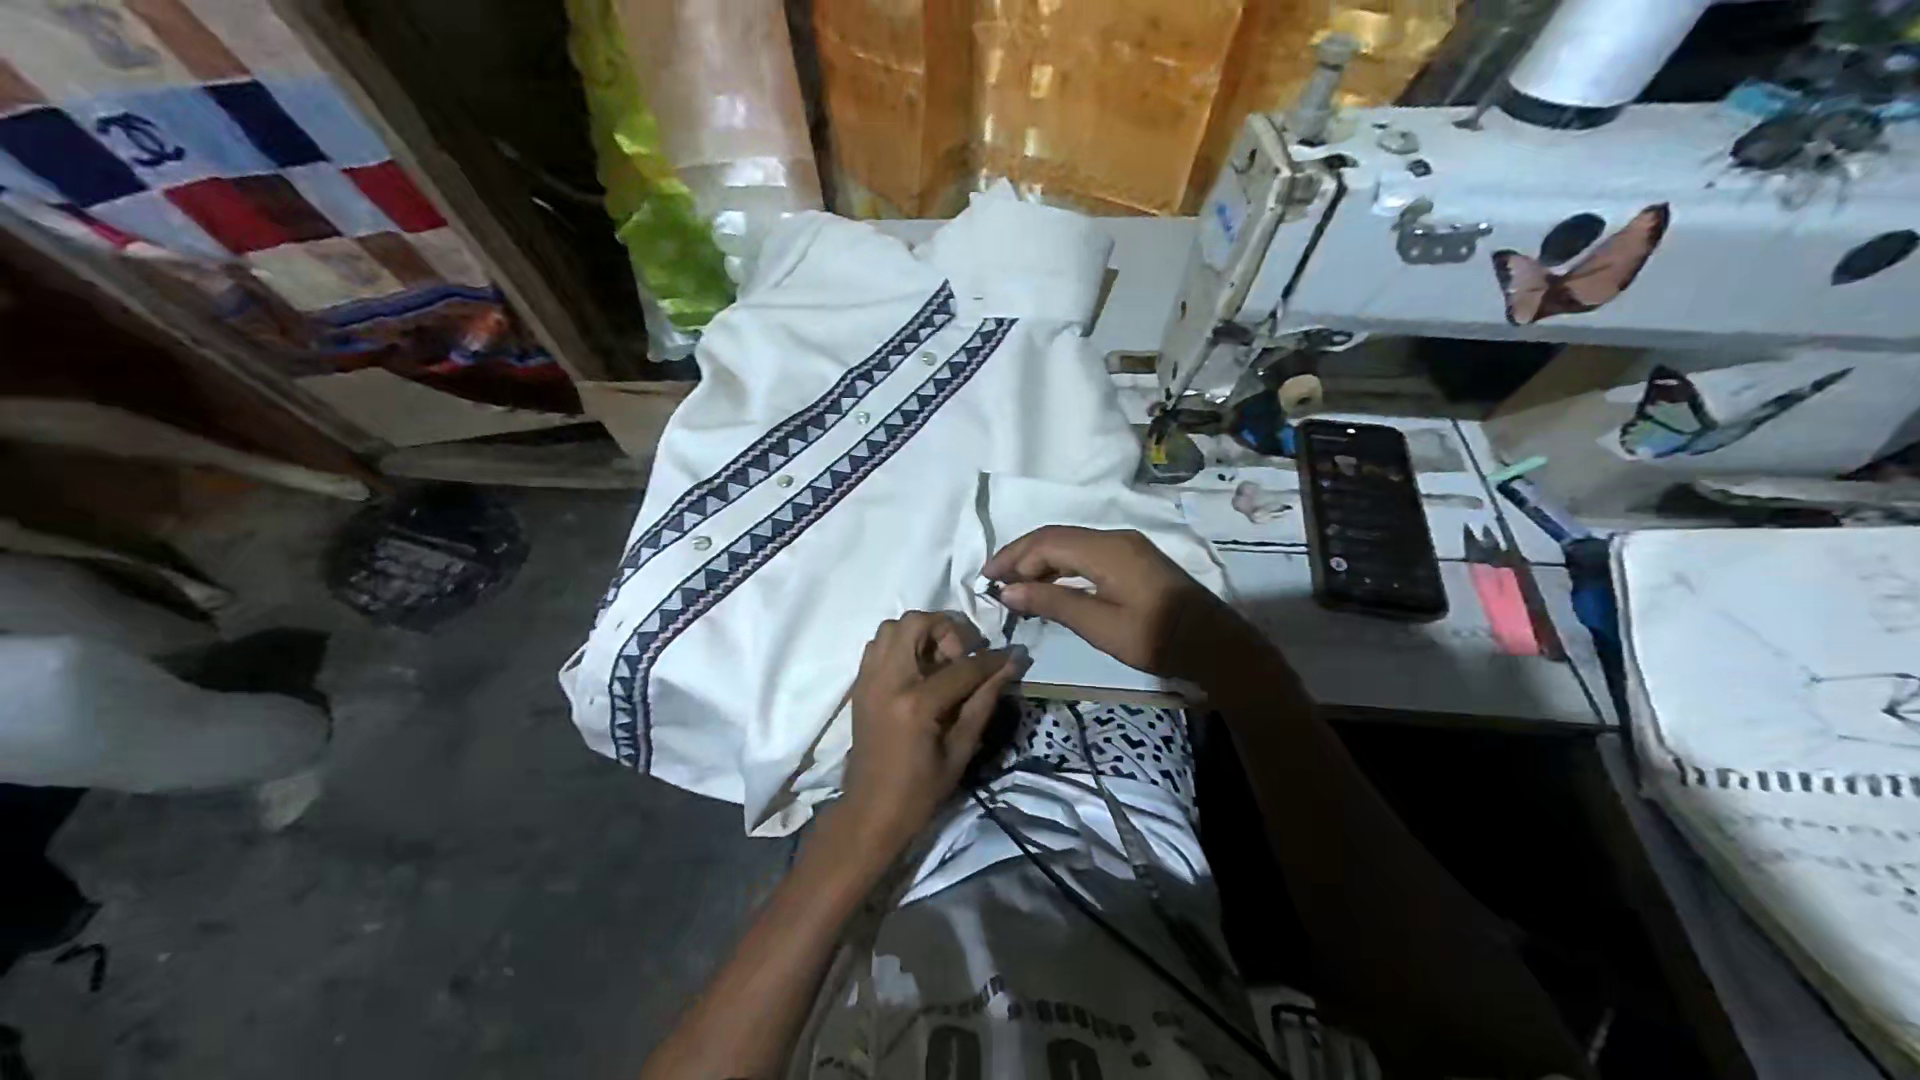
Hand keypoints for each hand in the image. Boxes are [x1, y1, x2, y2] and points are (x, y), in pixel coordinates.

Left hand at [842, 612, 1028, 849]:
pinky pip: (877, 645)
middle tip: (962, 654)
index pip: (962, 666)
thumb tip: (1010, 665)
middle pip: (916, 624)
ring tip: (939, 659)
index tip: (1010, 654)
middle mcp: (887, 681)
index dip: (991, 659)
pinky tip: (917, 669)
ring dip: (920, 633)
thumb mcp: (960, 750)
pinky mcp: (859, 685)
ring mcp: (868, 680)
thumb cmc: (921, 790)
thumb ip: (984, 701)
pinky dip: (899, 645)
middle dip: (947, 629)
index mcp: (916, 704)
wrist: (871, 810)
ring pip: (892, 627)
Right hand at [984, 526, 1263, 682]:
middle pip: (1056, 538)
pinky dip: (1060, 568)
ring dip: (1039, 562)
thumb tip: (1008, 591)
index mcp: (1106, 549)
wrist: (1216, 646)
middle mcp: (1115, 538)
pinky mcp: (1133, 560)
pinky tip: (1048, 587)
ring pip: (1070, 545)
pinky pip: (1085, 554)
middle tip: (993, 579)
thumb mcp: (1100, 626)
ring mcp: (1126, 547)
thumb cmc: (1157, 639)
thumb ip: (1053, 603)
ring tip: (1014, 586)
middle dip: (1021, 556)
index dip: (1013, 558)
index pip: (1046, 543)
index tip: (986, 580)